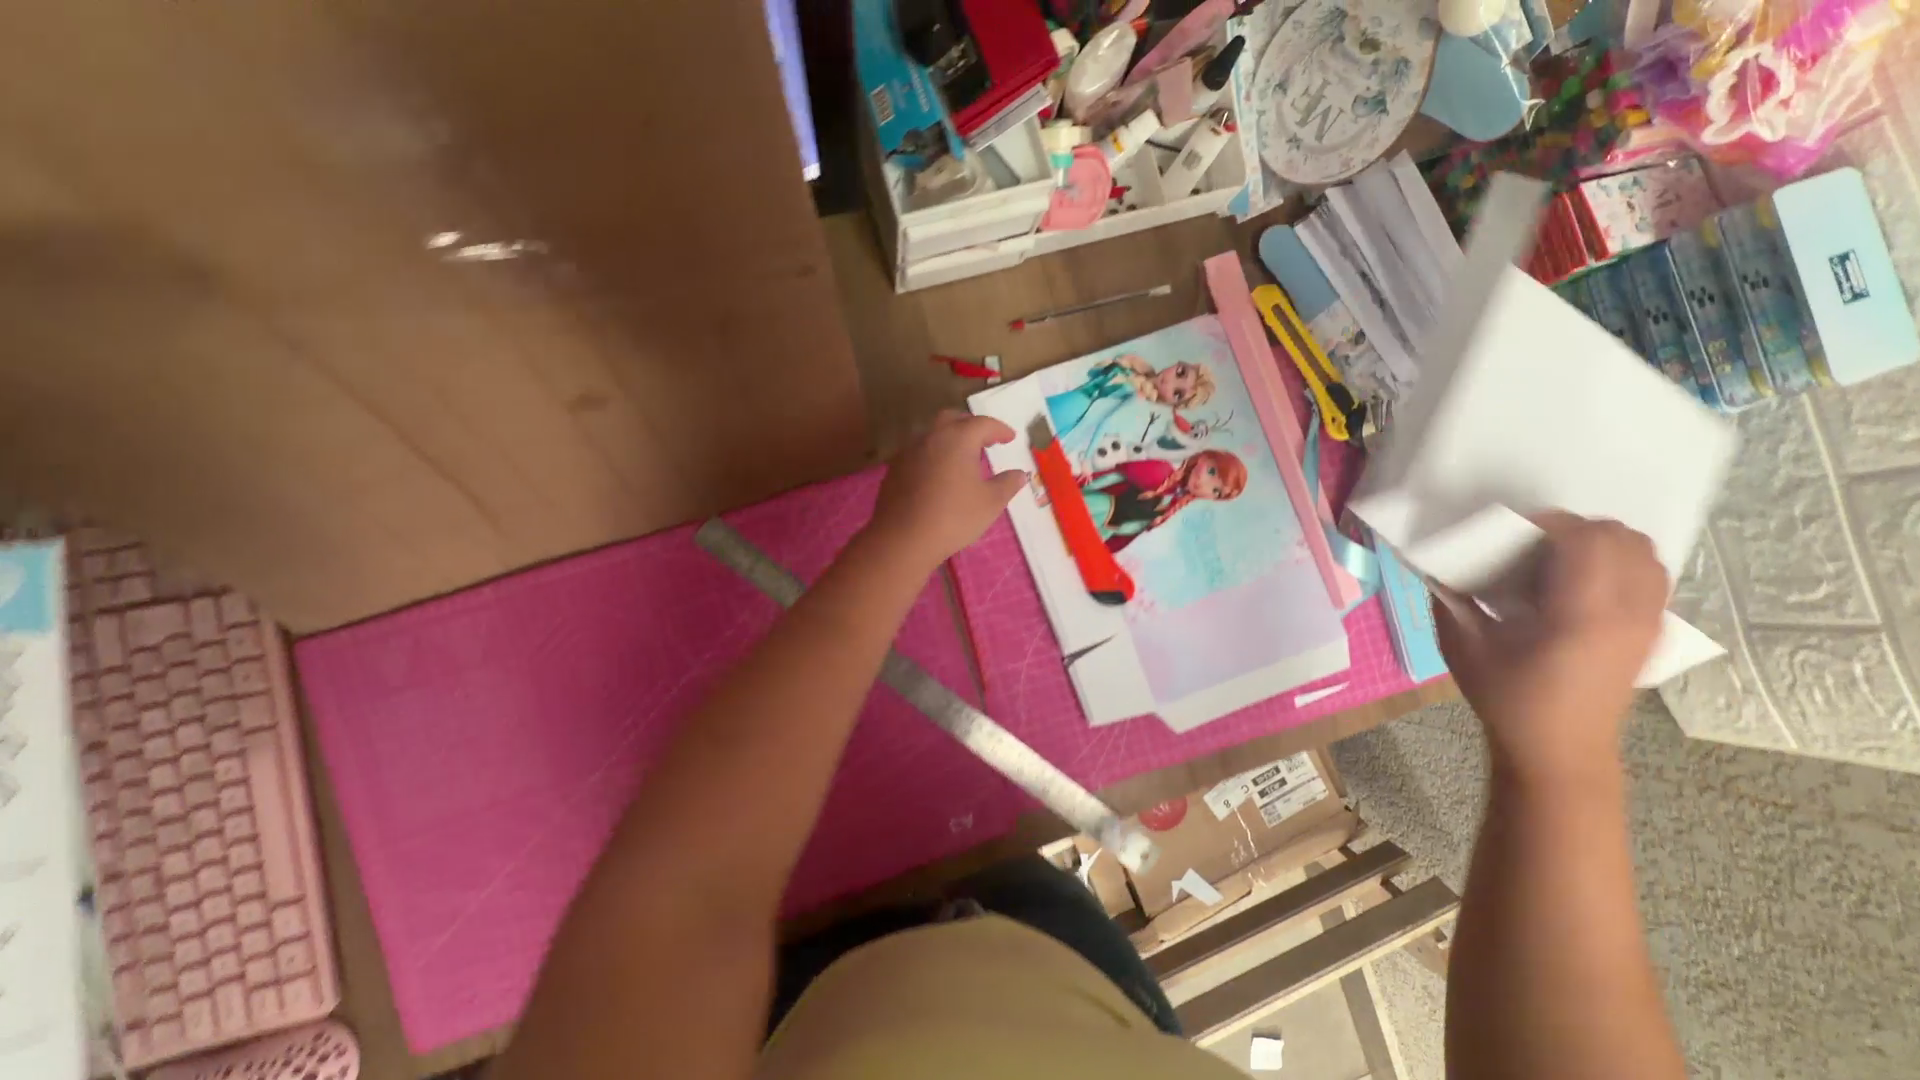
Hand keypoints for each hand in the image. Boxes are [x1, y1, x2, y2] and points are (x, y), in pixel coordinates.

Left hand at [867, 410, 1026, 569]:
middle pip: (953, 419)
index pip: (983, 424)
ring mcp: (908, 451)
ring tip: (962, 457)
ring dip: (949, 439)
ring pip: (932, 434)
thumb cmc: (953, 517)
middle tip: (985, 440)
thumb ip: (1008, 484)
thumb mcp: (990, 503)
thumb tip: (1019, 474)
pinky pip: (918, 452)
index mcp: (958, 439)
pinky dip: (933, 455)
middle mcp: (931, 437)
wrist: (903, 539)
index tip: (1009, 437)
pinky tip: (938, 474)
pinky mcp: (894, 468)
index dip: (999, 429)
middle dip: (971, 426)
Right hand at [1432, 513, 1667, 786]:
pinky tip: (1586, 585)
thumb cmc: (1508, 699)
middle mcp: (1626, 611)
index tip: (1513, 534)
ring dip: (1604, 544)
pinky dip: (1622, 564)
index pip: (1584, 537)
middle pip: (1620, 535)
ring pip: (1645, 551)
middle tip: (1536, 545)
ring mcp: (1648, 622)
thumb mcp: (1464, 646)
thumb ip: (1451, 598)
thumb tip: (1441, 563)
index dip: (1547, 522)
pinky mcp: (1654, 632)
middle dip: (1577, 529)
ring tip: (1564, 561)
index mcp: (1580, 613)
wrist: (1560, 751)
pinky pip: (1653, 576)